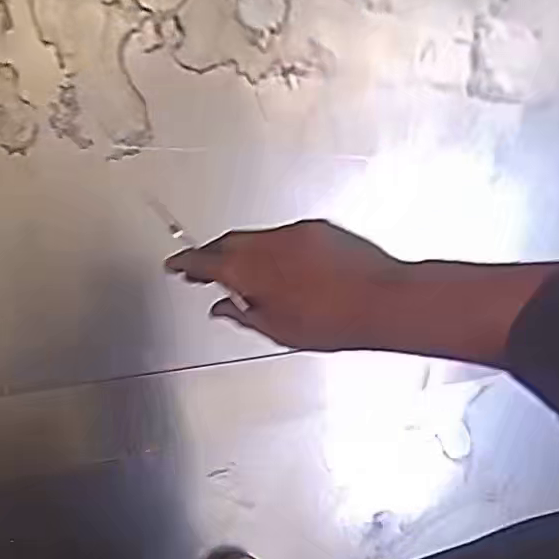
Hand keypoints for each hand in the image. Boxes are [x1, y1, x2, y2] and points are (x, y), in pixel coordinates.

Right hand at [164, 219, 558, 364]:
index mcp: (250, 269)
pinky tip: (277, 269)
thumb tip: (221, 307)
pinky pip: (281, 236)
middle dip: (211, 256)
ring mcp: (295, 232)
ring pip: (255, 238)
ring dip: (241, 253)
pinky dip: (269, 250)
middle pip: (227, 243)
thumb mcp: (274, 329)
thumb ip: (240, 314)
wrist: (383, 301)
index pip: (205, 261)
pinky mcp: (318, 229)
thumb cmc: (332, 321)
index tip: (174, 265)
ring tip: (241, 276)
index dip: (185, 263)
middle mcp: (269, 243)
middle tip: (200, 270)